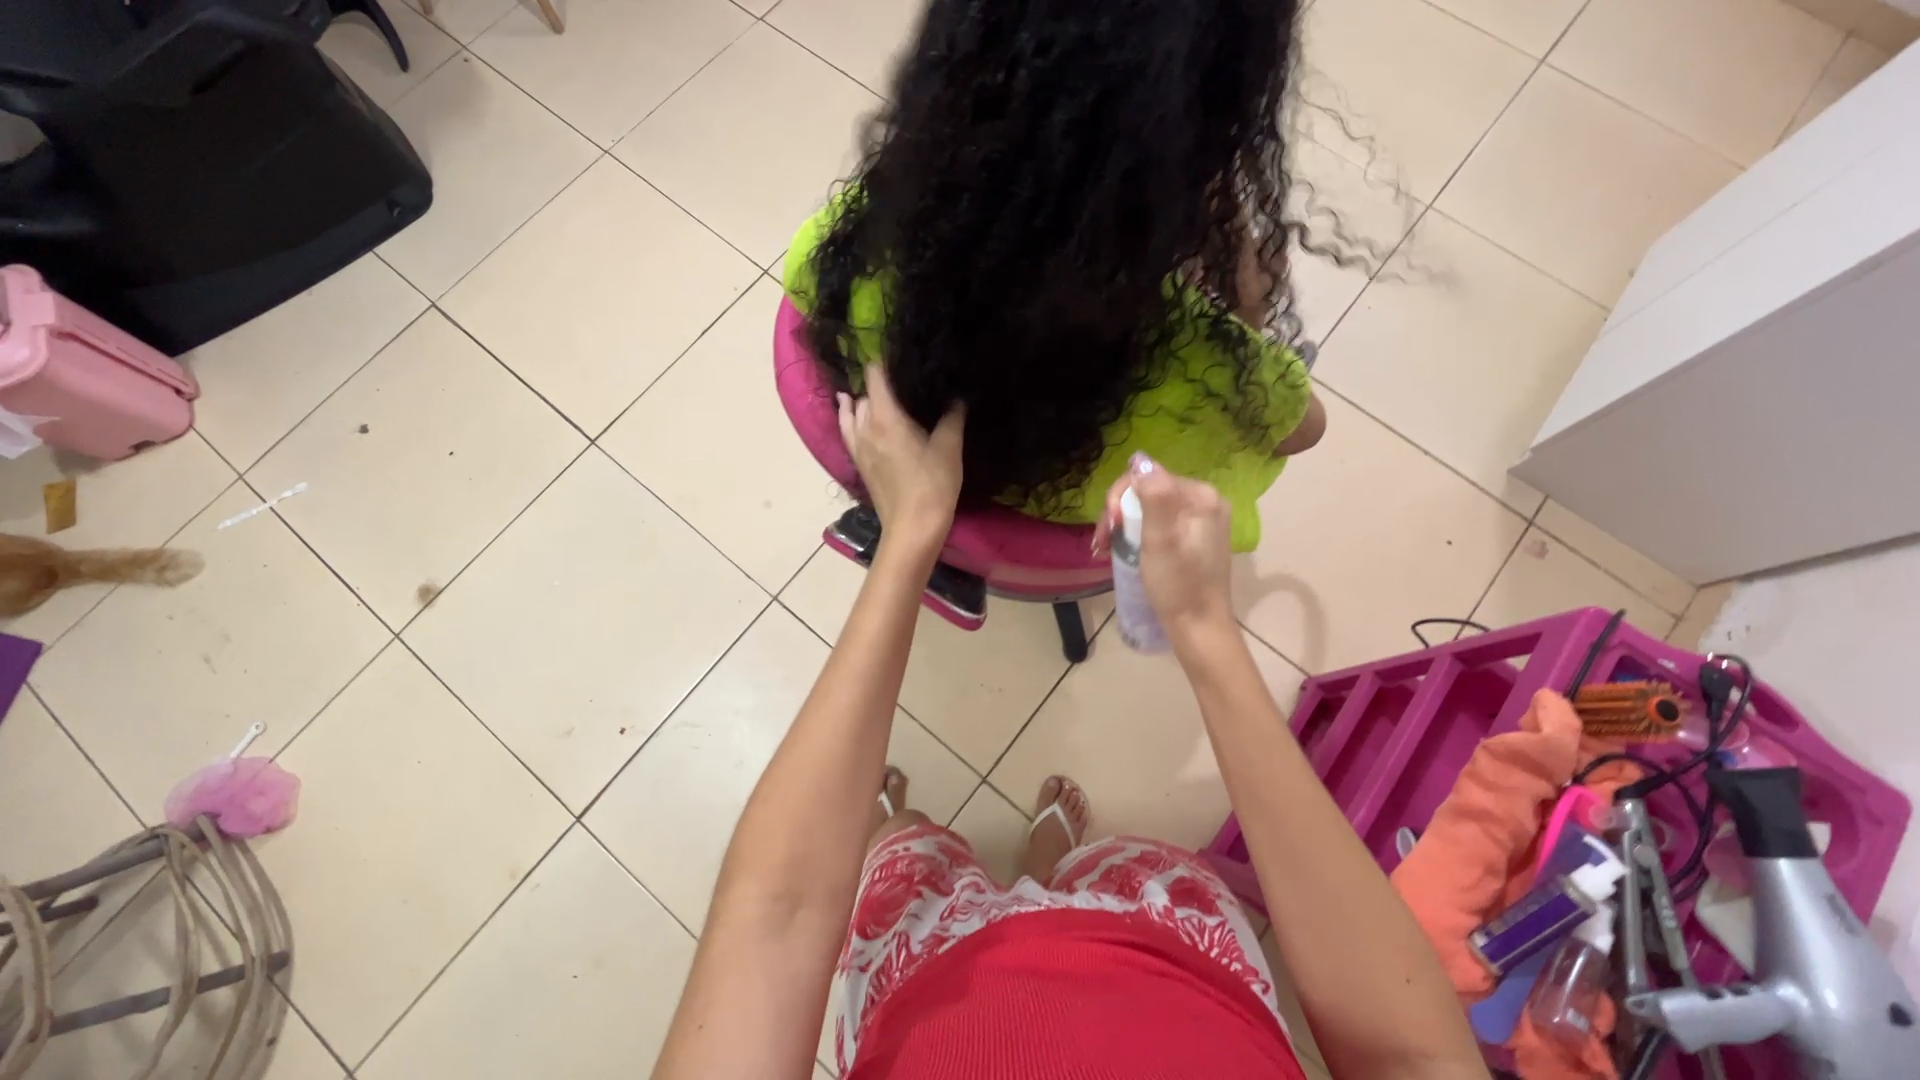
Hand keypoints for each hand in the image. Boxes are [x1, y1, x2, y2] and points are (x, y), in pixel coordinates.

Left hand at [837, 365, 964, 555]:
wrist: (912, 528)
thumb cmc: (933, 485)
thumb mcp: (949, 447)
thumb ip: (952, 416)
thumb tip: (957, 396)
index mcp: (885, 416)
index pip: (876, 374)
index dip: (885, 360)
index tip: (900, 353)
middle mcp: (865, 426)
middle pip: (864, 392)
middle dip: (878, 383)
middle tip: (901, 379)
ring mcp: (857, 445)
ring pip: (852, 411)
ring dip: (862, 400)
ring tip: (878, 392)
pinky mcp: (858, 461)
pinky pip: (847, 429)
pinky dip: (849, 417)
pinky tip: (855, 412)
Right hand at [1094, 457, 1235, 645]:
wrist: (1198, 627)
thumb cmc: (1177, 585)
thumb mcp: (1160, 538)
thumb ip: (1154, 495)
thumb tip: (1139, 459)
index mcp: (1200, 496)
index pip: (1147, 477)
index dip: (1120, 499)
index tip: (1108, 529)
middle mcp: (1205, 502)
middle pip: (1148, 492)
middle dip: (1119, 514)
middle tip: (1101, 544)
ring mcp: (1201, 522)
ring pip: (1149, 509)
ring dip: (1123, 526)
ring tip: (1105, 550)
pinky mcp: (1194, 540)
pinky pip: (1159, 525)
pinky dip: (1137, 535)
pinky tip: (1121, 551)